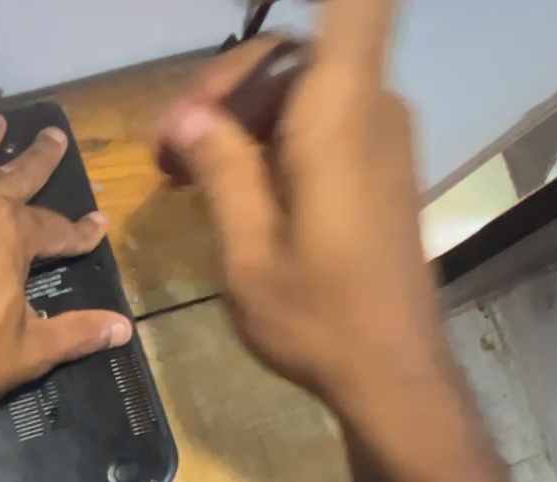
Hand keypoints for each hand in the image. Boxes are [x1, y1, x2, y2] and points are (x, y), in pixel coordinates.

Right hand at [155, 0, 440, 410]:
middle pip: (292, 54)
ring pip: (301, 89)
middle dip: (222, 91)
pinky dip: (269, 141)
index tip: (250, 9)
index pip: (354, 2)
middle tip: (167, 153)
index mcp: (338, 117)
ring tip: (184, 178)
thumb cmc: (316, 319)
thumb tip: (186, 116)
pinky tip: (230, 190)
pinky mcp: (377, 166)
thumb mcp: (248, 254)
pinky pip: (319, 122)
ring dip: (238, 121)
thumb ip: (222, 172)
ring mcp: (379, 137)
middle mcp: (370, 108)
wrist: (389, 370)